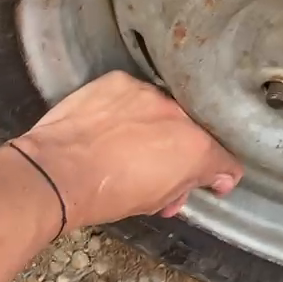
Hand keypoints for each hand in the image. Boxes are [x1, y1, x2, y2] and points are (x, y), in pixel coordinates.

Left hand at [13, 71, 241, 229]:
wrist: (57, 171)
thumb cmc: (105, 194)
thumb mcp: (155, 201)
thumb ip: (186, 184)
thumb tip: (201, 178)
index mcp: (195, 147)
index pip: (225, 160)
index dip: (218, 174)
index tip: (210, 181)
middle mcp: (177, 113)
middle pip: (193, 131)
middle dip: (181, 150)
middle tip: (158, 169)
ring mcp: (146, 92)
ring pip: (162, 109)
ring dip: (153, 125)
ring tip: (127, 145)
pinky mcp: (118, 80)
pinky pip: (132, 93)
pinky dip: (126, 108)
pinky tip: (109, 125)